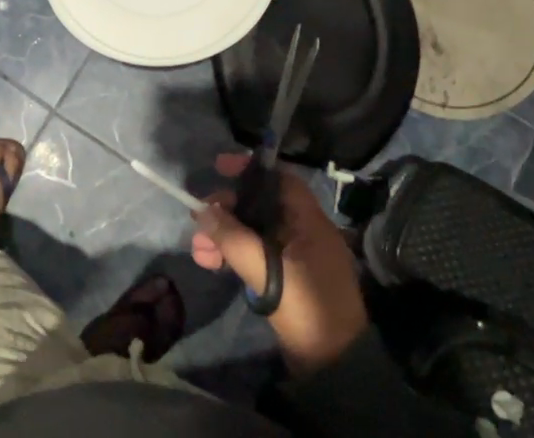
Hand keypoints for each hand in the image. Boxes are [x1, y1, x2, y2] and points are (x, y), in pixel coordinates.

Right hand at [190, 152, 368, 373]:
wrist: (334, 364)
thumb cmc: (307, 308)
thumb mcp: (266, 271)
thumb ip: (232, 238)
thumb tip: (204, 211)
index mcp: (309, 222)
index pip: (280, 180)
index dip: (250, 170)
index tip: (219, 169)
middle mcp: (303, 232)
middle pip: (259, 206)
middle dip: (226, 211)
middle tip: (198, 223)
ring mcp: (295, 256)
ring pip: (253, 231)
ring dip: (224, 236)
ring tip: (200, 253)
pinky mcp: (286, 277)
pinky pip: (256, 253)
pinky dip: (234, 254)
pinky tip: (214, 264)